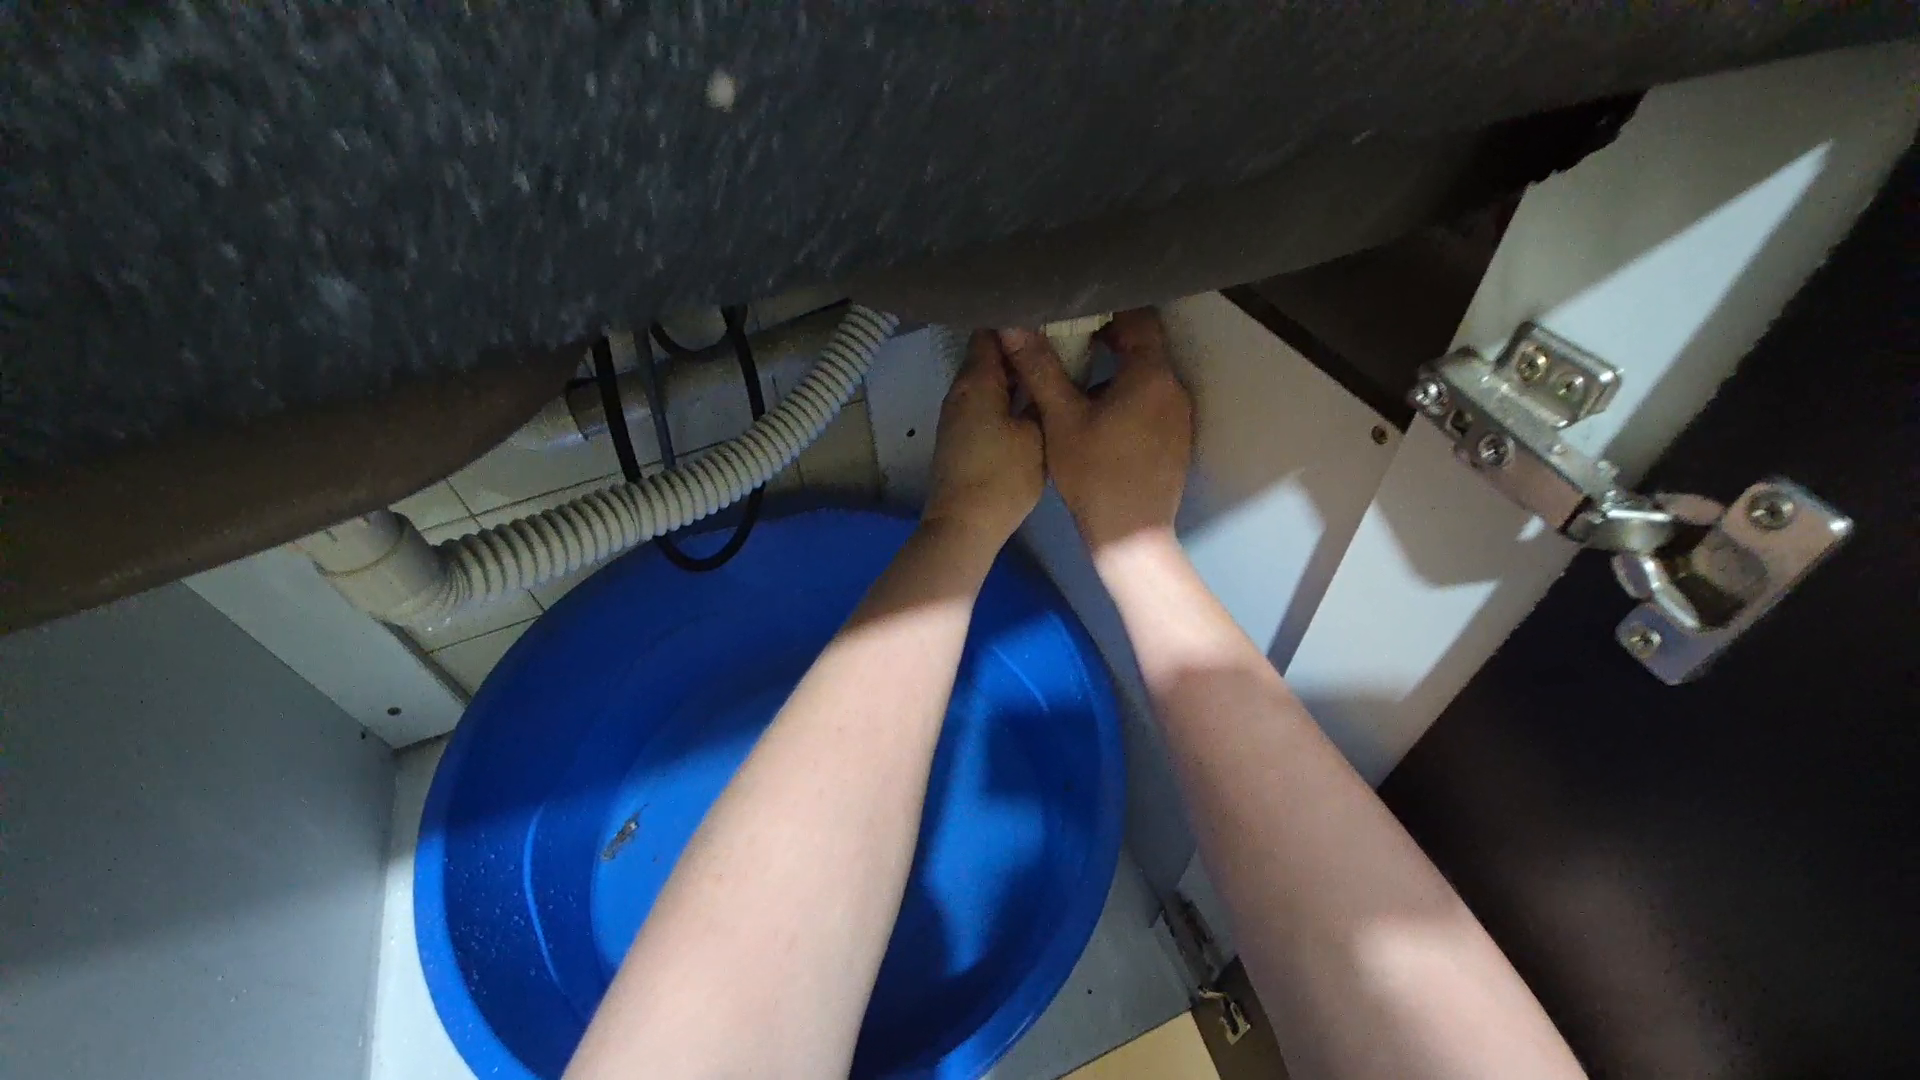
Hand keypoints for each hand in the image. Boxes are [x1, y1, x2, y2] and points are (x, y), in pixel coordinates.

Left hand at [920, 330, 1045, 546]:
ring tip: (1050, 368)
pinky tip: (1031, 400)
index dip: (1019, 321)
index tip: (1049, 317)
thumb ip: (1041, 396)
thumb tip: (1047, 371)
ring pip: (987, 378)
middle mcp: (960, 389)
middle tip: (1060, 340)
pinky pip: (984, 400)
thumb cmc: (1002, 477)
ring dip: (1013, 373)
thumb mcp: (1037, 435)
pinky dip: (1004, 394)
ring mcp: (957, 413)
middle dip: (1019, 346)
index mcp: (976, 380)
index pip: (992, 330)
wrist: (965, 524)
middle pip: (989, 354)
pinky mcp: (961, 434)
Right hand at [1000, 308, 1192, 554]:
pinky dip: (1127, 396)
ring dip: (1115, 371)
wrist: (1130, 534)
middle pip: (1145, 345)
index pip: (1140, 316)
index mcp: (1151, 374)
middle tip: (1067, 340)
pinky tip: (1097, 415)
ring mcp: (1179, 415)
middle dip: (1108, 338)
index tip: (1075, 310)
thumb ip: (1040, 368)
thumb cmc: (1095, 473)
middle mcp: (1174, 388)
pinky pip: (1151, 401)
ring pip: (1147, 375)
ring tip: (1076, 379)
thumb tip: (1014, 325)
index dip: (1108, 307)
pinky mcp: (1175, 438)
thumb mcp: (1061, 418)